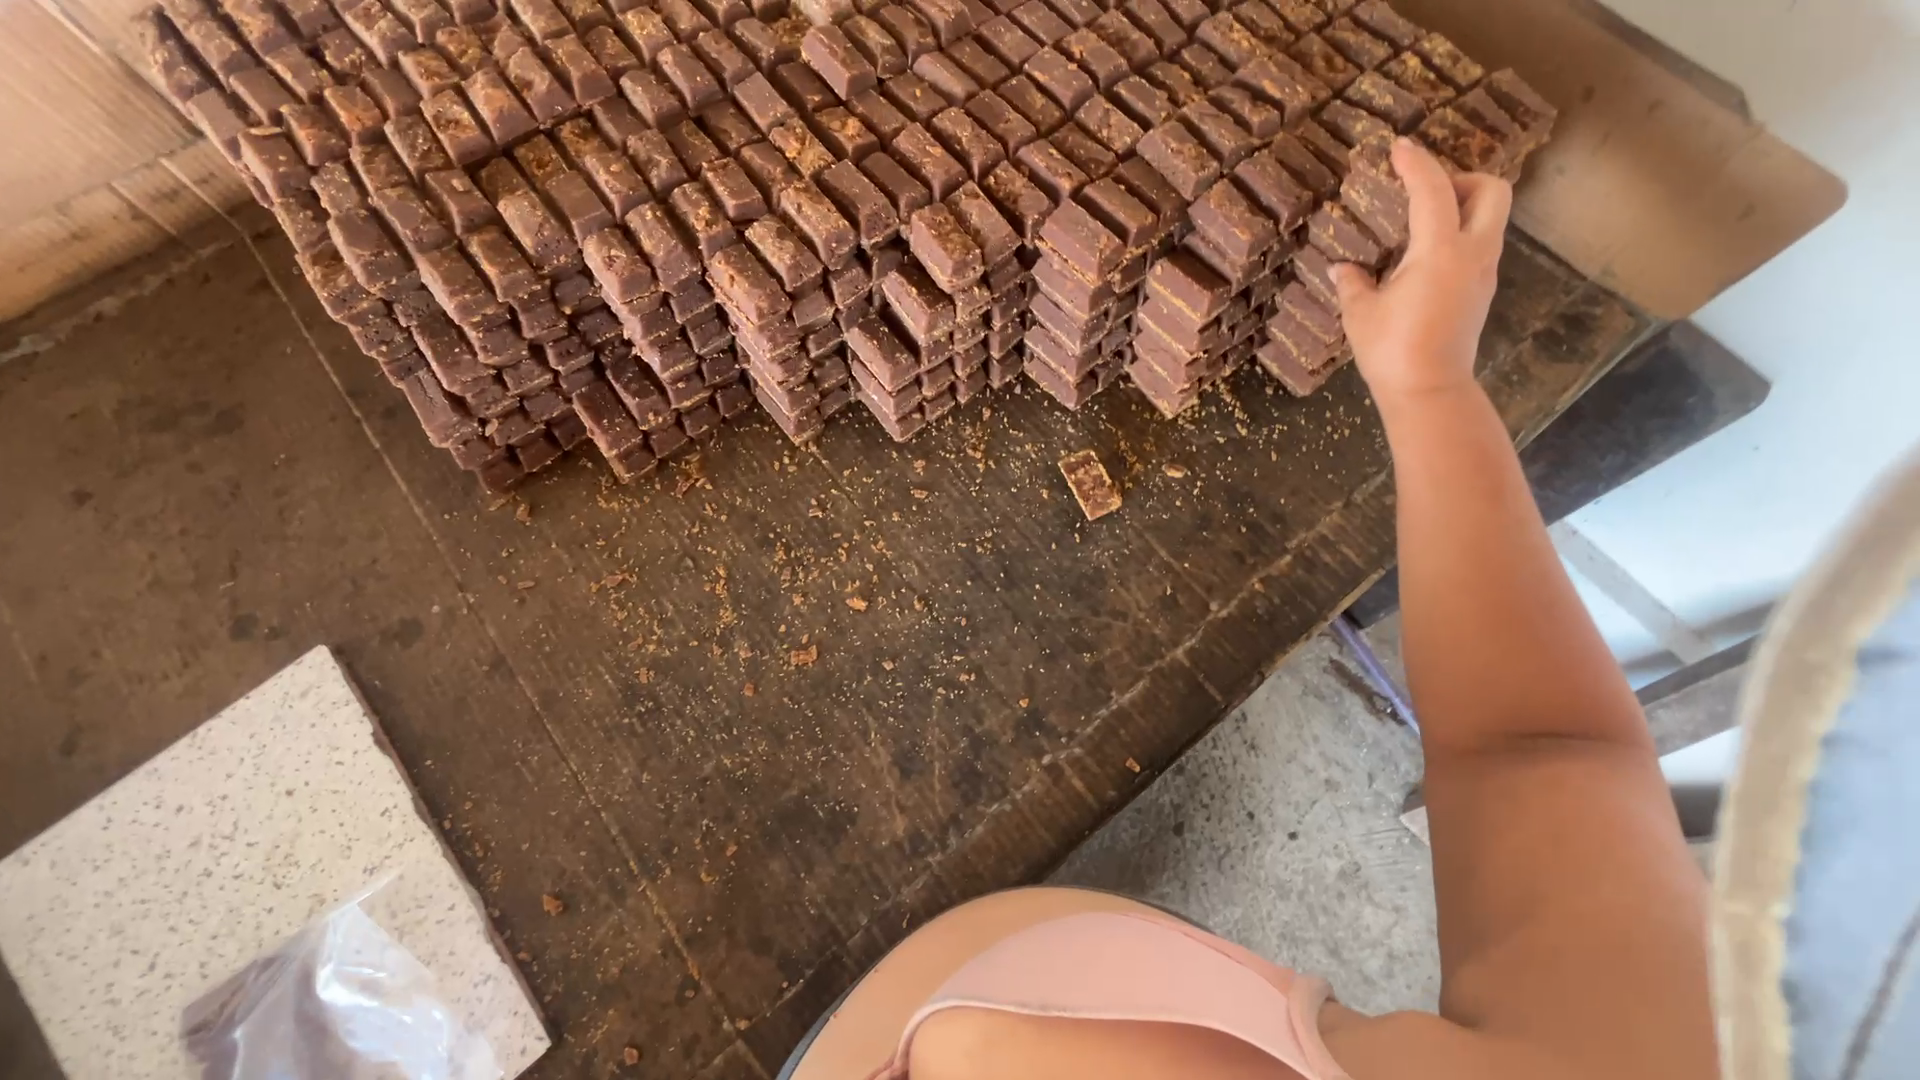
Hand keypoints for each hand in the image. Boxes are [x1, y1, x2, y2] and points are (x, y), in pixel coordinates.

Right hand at [1331, 138, 1512, 409]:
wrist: (1429, 391)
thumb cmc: (1391, 350)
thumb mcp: (1361, 313)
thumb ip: (1353, 282)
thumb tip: (1341, 267)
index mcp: (1440, 251)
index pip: (1433, 190)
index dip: (1416, 163)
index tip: (1400, 147)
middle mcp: (1472, 254)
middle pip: (1491, 191)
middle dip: (1462, 180)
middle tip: (1427, 194)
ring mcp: (1483, 273)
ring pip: (1490, 219)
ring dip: (1463, 208)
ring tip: (1422, 225)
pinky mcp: (1481, 292)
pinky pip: (1479, 246)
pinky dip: (1459, 237)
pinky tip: (1424, 259)